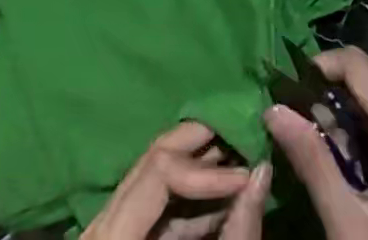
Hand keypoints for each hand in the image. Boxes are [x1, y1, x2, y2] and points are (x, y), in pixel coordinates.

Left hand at [82, 121, 272, 239]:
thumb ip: (235, 231)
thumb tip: (262, 170)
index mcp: (112, 236)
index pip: (160, 169)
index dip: (207, 167)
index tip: (248, 174)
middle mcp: (104, 224)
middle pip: (157, 158)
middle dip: (208, 145)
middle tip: (251, 137)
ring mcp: (111, 229)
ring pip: (159, 175)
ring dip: (206, 168)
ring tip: (247, 159)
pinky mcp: (126, 238)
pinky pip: (160, 205)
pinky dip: (195, 200)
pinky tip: (230, 198)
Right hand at [263, 47, 367, 239]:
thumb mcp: (349, 222)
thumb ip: (313, 163)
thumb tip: (274, 110)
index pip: (356, 64)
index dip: (318, 66)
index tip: (284, 90)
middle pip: (360, 82)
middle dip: (320, 96)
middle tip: (284, 122)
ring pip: (366, 103)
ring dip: (331, 117)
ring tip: (298, 142)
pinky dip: (348, 134)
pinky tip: (327, 159)